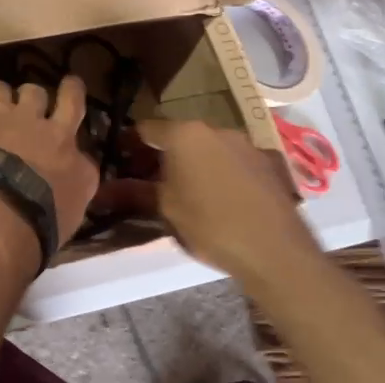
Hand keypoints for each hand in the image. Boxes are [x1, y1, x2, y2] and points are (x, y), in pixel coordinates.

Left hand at [0, 77, 98, 247]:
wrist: (0, 207)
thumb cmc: (35, 228)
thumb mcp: (66, 221)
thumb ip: (67, 201)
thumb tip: (59, 199)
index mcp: (82, 171)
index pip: (85, 155)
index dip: (73, 152)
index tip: (66, 155)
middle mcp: (60, 136)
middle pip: (72, 100)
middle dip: (72, 90)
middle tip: (70, 83)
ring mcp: (26, 117)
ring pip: (33, 90)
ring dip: (26, 97)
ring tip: (16, 102)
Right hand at [137, 118, 319, 279]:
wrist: (280, 256)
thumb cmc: (211, 225)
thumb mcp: (165, 209)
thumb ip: (135, 192)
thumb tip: (104, 189)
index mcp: (184, 133)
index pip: (145, 128)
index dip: (130, 145)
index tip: (123, 162)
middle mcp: (216, 129)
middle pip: (180, 136)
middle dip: (166, 154)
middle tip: (154, 179)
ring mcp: (248, 146)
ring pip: (210, 149)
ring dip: (197, 163)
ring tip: (192, 191)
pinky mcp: (272, 167)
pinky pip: (236, 163)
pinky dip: (225, 174)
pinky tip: (224, 200)